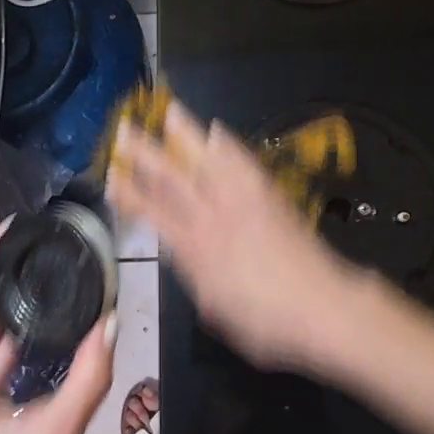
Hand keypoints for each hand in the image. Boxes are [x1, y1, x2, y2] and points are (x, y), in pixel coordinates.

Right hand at [109, 99, 361, 370]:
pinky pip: (243, 163)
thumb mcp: (216, 307)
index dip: (129, 193)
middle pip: (172, 177)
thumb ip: (196, 275)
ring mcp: (243, 201)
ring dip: (185, 135)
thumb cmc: (267, 322)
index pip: (152, 212)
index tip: (111, 175)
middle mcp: (214, 217)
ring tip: (169, 111)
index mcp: (195, 249)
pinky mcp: (269, 195)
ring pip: (207, 159)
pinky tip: (218, 132)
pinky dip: (228, 145)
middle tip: (125, 128)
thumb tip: (184, 255)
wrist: (323, 306)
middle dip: (145, 152)